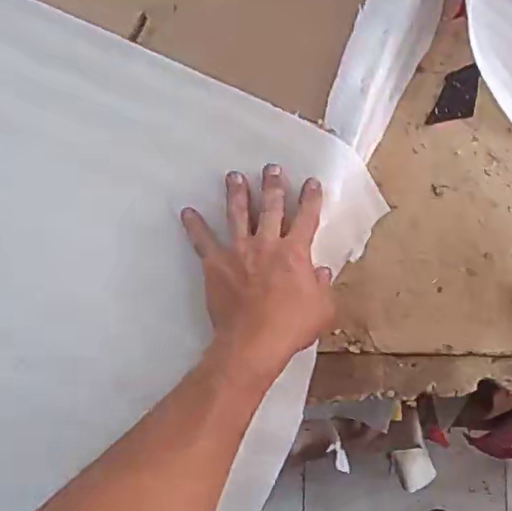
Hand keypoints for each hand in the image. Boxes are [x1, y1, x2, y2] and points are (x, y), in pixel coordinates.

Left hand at [181, 165, 335, 373]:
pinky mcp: (216, 265)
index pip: (307, 218)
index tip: (312, 183)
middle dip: (273, 187)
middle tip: (272, 169)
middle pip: (271, 208)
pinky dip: (195, 226)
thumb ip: (324, 287)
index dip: (311, 199)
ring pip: (237, 215)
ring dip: (237, 194)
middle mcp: (267, 245)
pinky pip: (203, 241)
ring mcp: (239, 252)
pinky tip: (188, 212)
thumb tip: (322, 272)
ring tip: (234, 177)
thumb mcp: (324, 309)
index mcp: (296, 253)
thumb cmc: (292, 326)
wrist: (255, 341)